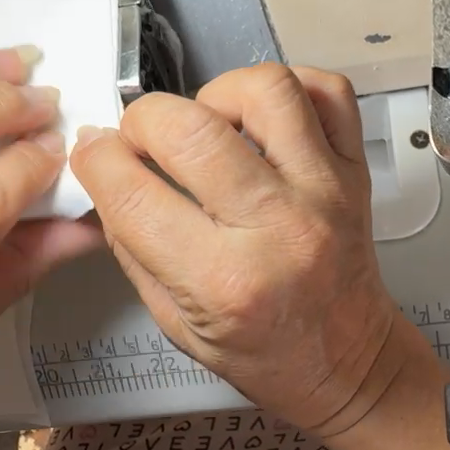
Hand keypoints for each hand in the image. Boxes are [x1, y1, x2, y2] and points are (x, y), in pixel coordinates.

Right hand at [69, 65, 429, 435]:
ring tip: (209, 124)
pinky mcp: (355, 170)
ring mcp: (326, 190)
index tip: (95, 153)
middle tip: (145, 139)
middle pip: (192, 130)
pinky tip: (264, 118)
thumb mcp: (175, 322)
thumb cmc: (266, 354)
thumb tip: (104, 171)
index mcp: (224, 281)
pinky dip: (291, 88)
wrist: (349, 362)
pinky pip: (328, 91)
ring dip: (219, 93)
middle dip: (145, 119)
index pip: (134, 194)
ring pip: (267, 90)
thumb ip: (132, 244)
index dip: (96, 160)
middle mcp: (279, 226)